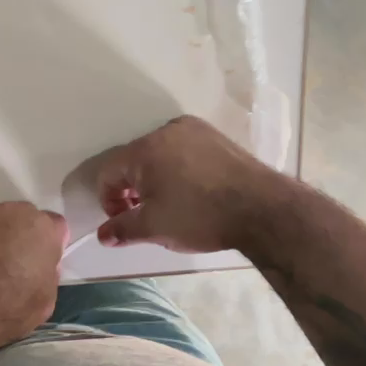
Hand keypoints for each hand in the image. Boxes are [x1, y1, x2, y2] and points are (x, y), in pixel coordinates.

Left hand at [0, 201, 67, 349]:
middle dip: (19, 236)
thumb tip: (42, 264)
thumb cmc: (5, 310)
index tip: (38, 263)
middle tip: (9, 264)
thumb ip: (49, 273)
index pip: (55, 227)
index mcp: (43, 229)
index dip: (48, 246)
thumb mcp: (45, 301)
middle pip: (23, 219)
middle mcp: (14, 211)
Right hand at [94, 116, 283, 252]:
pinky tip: (193, 193)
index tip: (122, 221)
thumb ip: (123, 228)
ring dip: (155, 179)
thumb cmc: (200, 216)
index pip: (108, 171)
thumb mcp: (154, 227)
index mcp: (145, 149)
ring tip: (170, 206)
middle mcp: (167, 130)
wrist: (261, 208)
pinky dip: (178, 170)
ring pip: (160, 154)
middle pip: (134, 160)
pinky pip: (185, 151)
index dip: (108, 200)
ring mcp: (195, 130)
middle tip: (145, 215)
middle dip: (132, 189)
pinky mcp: (217, 137)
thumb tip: (103, 235)